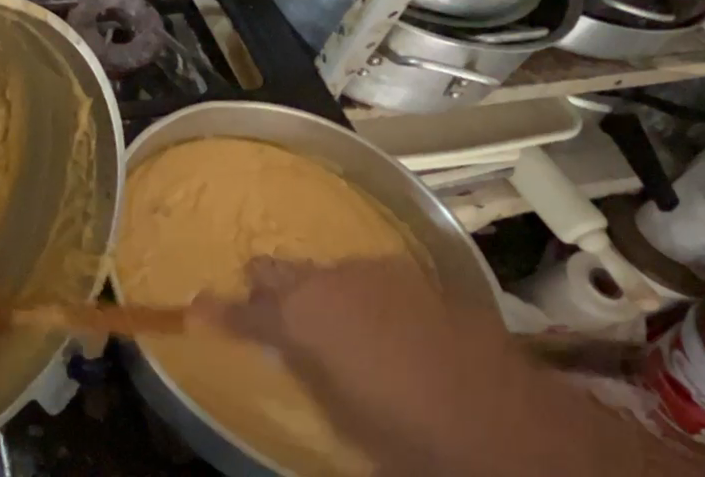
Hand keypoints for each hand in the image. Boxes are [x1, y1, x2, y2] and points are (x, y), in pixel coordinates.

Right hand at [192, 258, 503, 475]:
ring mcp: (371, 273)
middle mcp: (327, 282)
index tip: (194, 308)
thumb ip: (305, 368)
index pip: (241, 310)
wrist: (510, 424)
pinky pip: (366, 278)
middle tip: (268, 316)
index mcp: (299, 318)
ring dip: (316, 291)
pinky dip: (359, 295)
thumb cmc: (409, 435)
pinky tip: (382, 325)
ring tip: (334, 326)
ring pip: (322, 271)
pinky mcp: (412, 276)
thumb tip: (288, 348)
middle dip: (263, 288)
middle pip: (272, 269)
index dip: (215, 311)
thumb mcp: (341, 415)